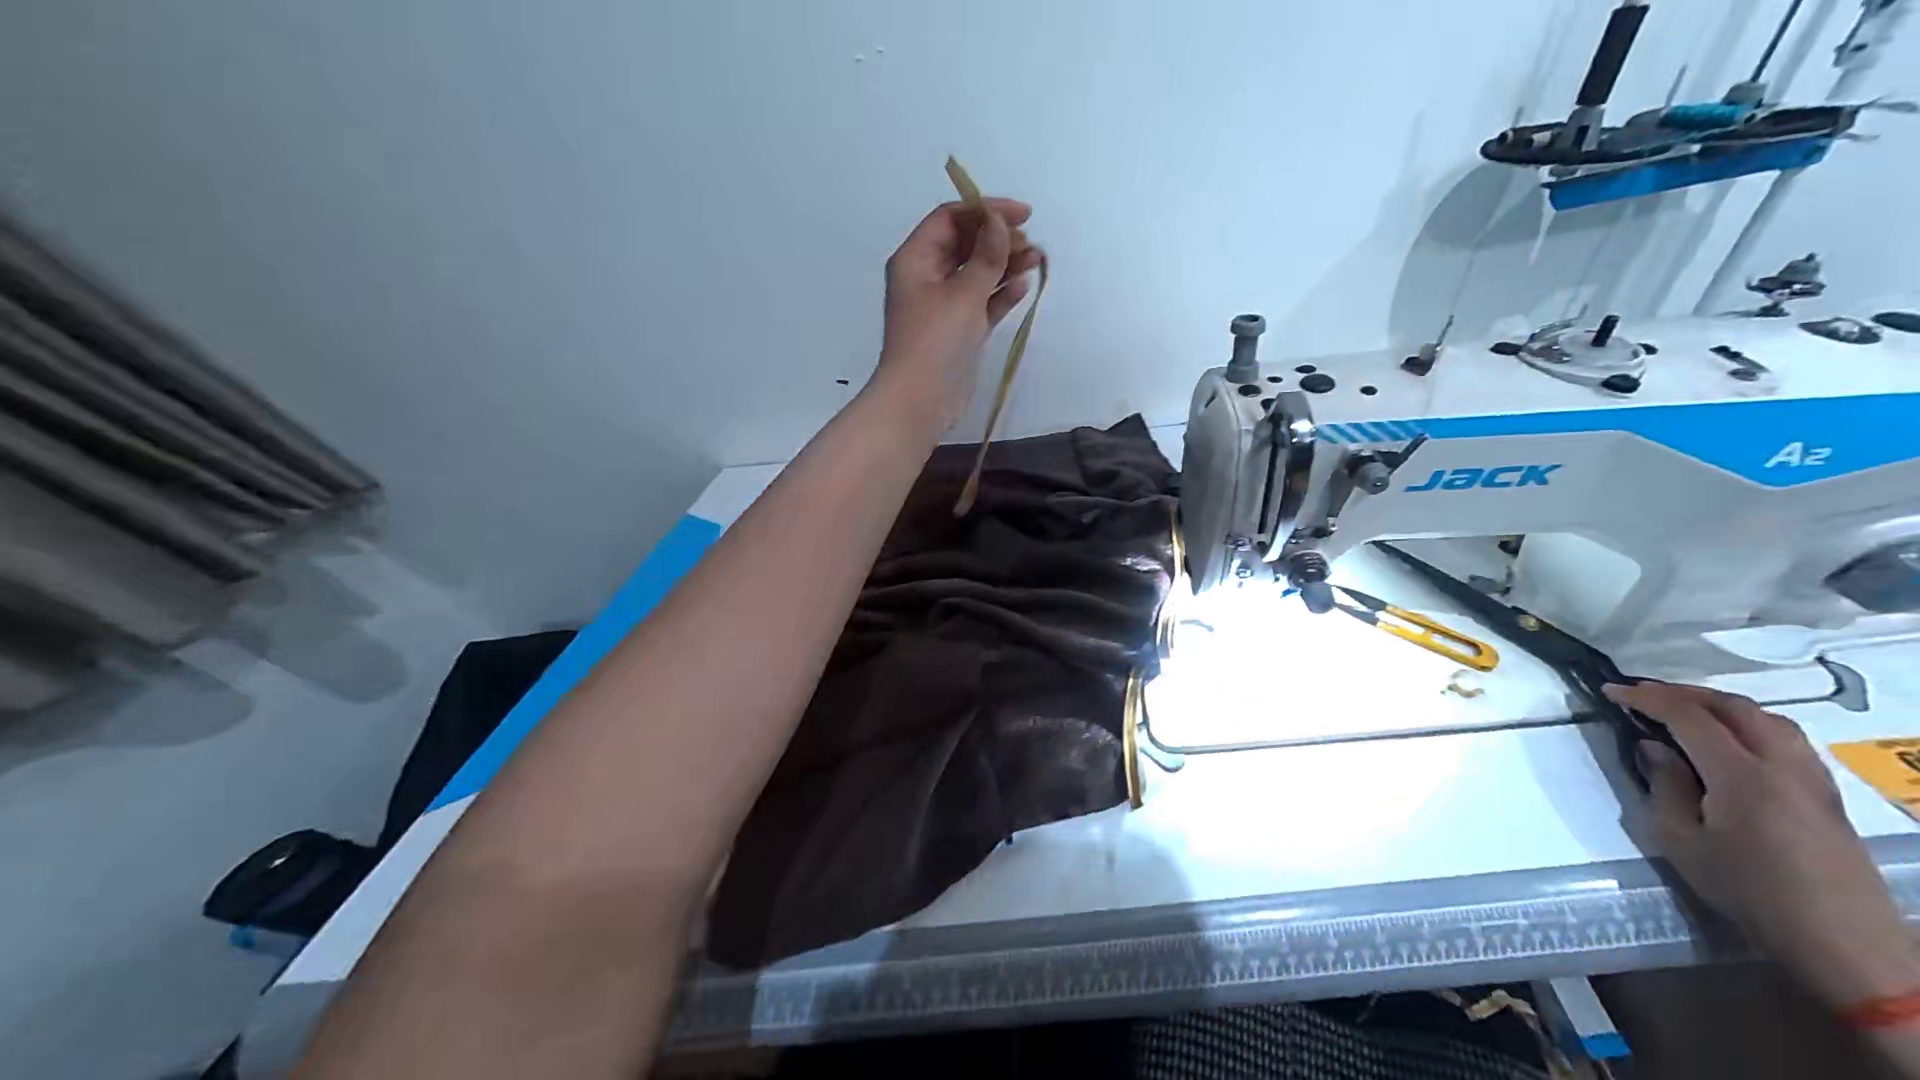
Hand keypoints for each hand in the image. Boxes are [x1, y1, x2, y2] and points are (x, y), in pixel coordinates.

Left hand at [870, 198, 1041, 430]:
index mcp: (916, 260)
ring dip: (1004, 264)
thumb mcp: (964, 292)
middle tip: (1029, 243)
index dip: (984, 211)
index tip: (1020, 215)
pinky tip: (1022, 286)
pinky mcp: (959, 331)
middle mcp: (926, 278)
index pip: (949, 220)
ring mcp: (943, 306)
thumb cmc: (936, 341)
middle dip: (997, 239)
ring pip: (976, 274)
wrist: (921, 401)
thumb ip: (986, 255)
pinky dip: (1000, 293)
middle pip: (964, 244)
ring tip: (1036, 260)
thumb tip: (999, 222)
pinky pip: (982, 302)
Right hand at [1607, 681, 1919, 1009]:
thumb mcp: (1683, 842)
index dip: (1646, 698)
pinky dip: (1748, 724)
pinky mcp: (1827, 795)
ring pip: (1768, 719)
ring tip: (1683, 711)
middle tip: (1643, 695)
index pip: (1689, 717)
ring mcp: (1814, 780)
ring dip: (1720, 706)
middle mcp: (1784, 767)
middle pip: (1735, 707)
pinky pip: (1786, 739)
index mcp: (1743, 776)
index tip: (1611, 691)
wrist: (1841, 942)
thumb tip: (1655, 748)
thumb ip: (1665, 786)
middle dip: (1684, 693)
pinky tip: (1728, 740)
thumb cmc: (1748, 892)